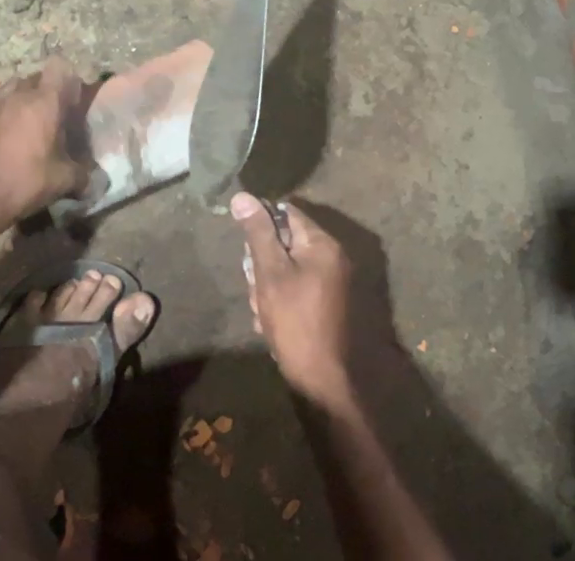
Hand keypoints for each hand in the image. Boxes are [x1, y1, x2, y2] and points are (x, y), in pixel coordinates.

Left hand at [0, 57, 90, 226]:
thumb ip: (82, 175)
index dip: (68, 79)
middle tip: (54, 116)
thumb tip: (95, 181)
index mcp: (43, 102)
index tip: (73, 100)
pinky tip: (7, 143)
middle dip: (45, 91)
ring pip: (11, 92)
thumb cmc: (26, 181)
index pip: (58, 68)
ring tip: (30, 128)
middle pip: (33, 79)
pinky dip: (4, 120)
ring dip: (21, 103)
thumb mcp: (63, 181)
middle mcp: (16, 97)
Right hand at [233, 192, 353, 404]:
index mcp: (322, 244)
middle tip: (256, 289)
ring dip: (266, 286)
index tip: (247, 250)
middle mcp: (332, 258)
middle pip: (284, 242)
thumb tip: (243, 196)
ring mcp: (331, 282)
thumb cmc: (294, 320)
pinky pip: (294, 288)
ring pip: (284, 268)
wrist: (323, 377)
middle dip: (261, 263)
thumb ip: (258, 233)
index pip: (286, 213)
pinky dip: (279, 301)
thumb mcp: (270, 273)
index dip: (261, 225)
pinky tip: (270, 322)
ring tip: (262, 311)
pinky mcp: (326, 303)